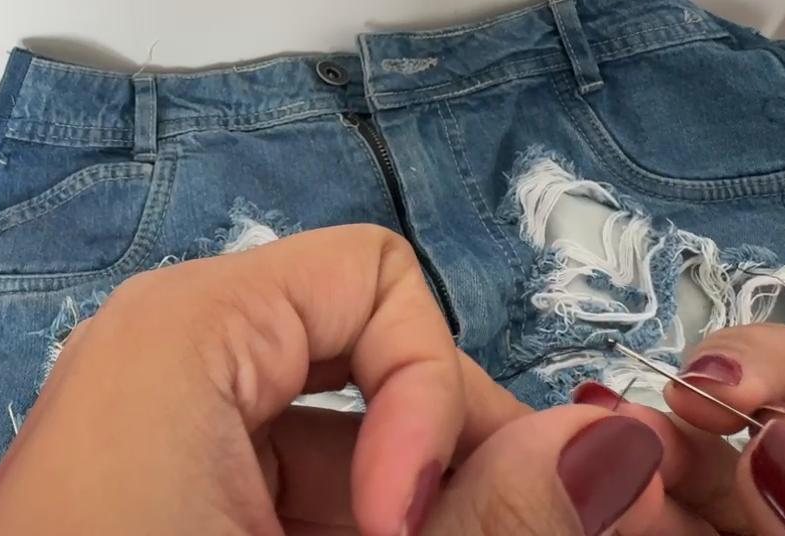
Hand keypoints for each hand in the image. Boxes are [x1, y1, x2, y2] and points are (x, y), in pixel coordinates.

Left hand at [0, 225, 677, 534]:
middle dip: (432, 453)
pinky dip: (336, 517)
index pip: (373, 274)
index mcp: (189, 320)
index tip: (406, 520)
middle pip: (359, 345)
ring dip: (396, 506)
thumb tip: (622, 441)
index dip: (428, 384)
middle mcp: (171, 338)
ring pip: (331, 424)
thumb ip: (483, 515)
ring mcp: (161, 405)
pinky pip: (281, 470)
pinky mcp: (164, 467)